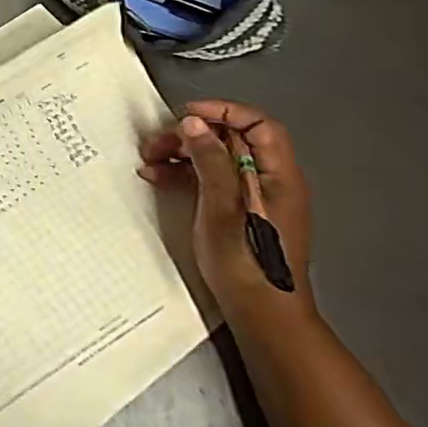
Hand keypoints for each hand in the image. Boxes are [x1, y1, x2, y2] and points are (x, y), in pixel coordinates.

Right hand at [140, 100, 313, 324]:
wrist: (261, 315)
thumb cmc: (244, 260)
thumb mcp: (221, 206)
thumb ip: (210, 160)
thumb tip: (194, 122)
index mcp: (278, 176)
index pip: (259, 124)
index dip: (223, 111)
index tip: (186, 116)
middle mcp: (270, 181)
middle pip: (232, 139)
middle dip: (192, 134)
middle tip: (156, 142)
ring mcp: (254, 196)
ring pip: (217, 157)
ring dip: (182, 152)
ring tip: (149, 158)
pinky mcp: (239, 210)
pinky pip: (211, 178)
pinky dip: (185, 173)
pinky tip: (158, 177)